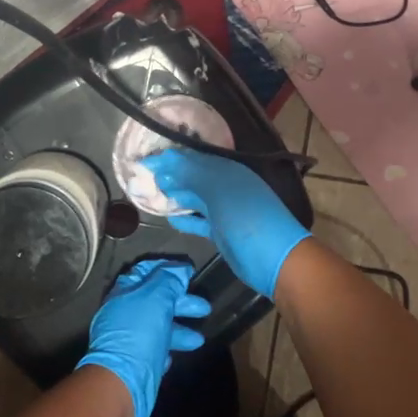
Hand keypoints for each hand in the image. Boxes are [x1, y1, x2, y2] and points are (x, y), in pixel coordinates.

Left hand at [76, 258, 209, 416]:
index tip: (189, 271)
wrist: (123, 382)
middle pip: (157, 300)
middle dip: (182, 302)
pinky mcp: (137, 362)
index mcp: (125, 293)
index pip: (146, 272)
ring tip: (200, 339)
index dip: (167, 269)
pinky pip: (155, 350)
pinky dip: (169, 348)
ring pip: (159, 327)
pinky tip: (179, 353)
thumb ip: (169, 280)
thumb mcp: (156, 298)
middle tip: (205, 308)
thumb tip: (181, 269)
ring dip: (181, 329)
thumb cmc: (139, 333)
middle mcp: (124, 314)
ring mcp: (130, 339)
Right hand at [140, 149, 310, 297]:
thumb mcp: (217, 190)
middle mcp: (226, 186)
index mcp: (228, 170)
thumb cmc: (246, 217)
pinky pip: (199, 220)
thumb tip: (165, 160)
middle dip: (171, 175)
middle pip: (194, 176)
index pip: (194, 158)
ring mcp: (225, 210)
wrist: (274, 258)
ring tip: (151, 194)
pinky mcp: (222, 232)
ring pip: (195, 198)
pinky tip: (170, 217)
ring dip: (175, 195)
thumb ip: (191, 173)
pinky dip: (185, 218)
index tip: (143, 161)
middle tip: (143, 177)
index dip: (170, 158)